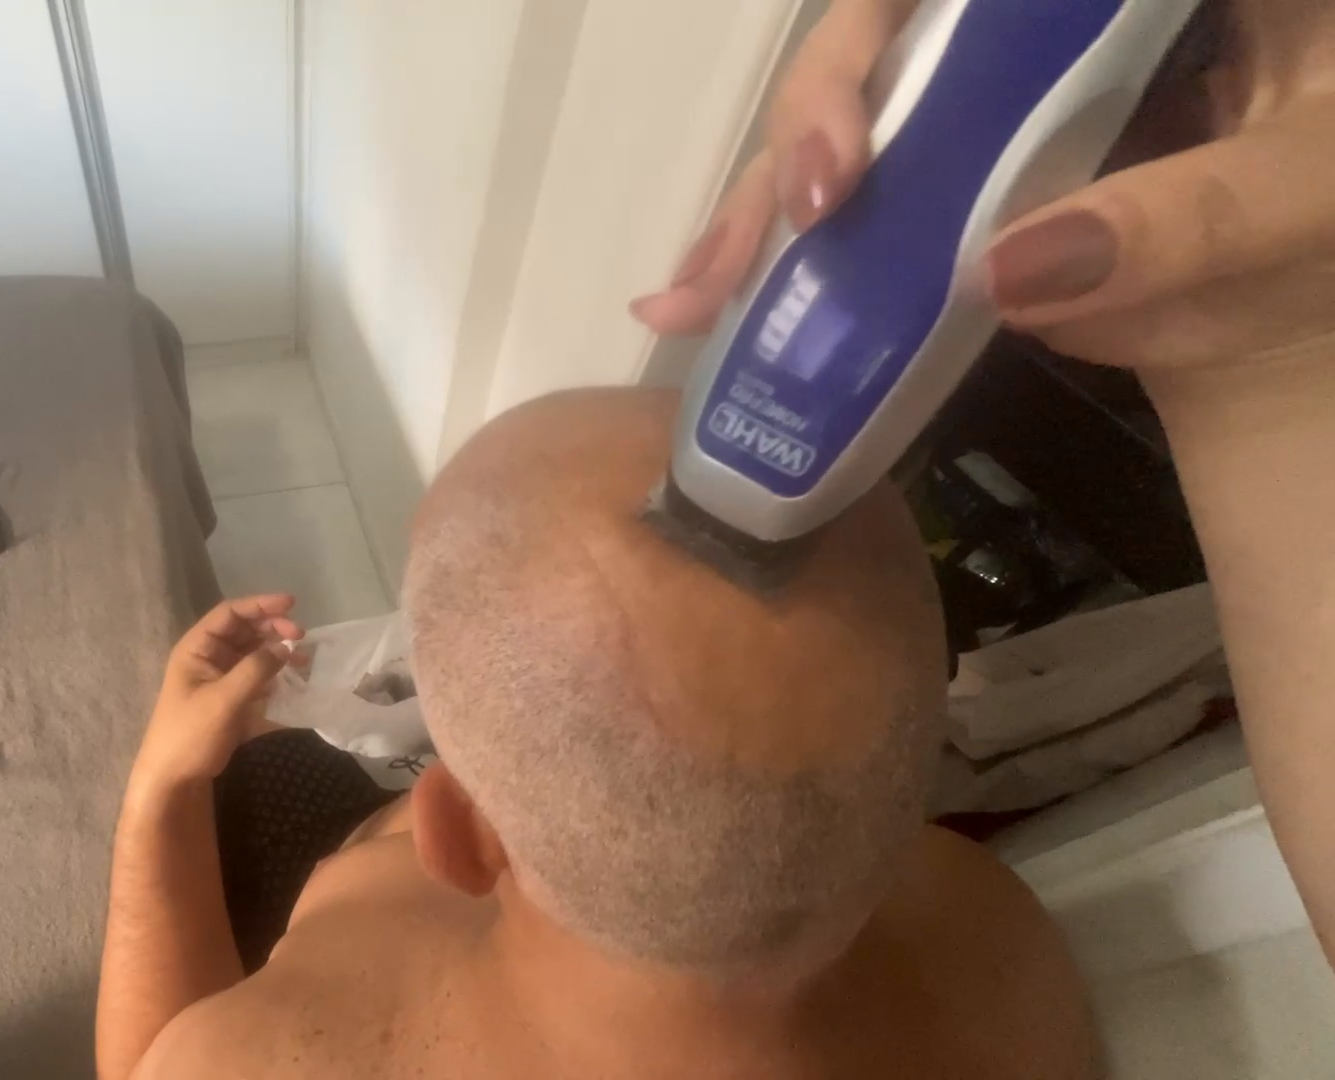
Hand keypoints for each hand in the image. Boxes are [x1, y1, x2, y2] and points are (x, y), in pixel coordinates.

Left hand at [132, 595, 303, 789]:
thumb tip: (285, 646)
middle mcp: (208, 656)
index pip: (230, 613)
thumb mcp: (224, 700)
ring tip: (302, 657)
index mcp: (196, 648)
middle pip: (244, 629)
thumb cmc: (191, 734)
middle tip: (300, 636)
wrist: (174, 780)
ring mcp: (219, 676)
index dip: (260, 605)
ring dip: (276, 649)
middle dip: (273, 627)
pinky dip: (274, 670)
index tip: (292, 604)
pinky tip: (292, 675)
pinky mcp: (230, 696)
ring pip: (253, 650)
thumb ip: (256, 669)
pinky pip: (256, 673)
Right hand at [632, 0, 1334, 391]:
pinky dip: (752, 269)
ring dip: (745, 222)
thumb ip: (1195, 212)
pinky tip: (695, 307)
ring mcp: (944, 131)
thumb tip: (1002, 266)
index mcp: (1108, 5)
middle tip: (792, 220)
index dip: (882, 29)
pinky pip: (814, 224)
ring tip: (690, 299)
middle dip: (804, 130)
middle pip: (867, 50)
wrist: (1267, 315)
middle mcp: (1006, 46)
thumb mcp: (1310, 193)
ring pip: (820, 145)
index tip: (868, 134)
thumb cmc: (1314, 232)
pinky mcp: (905, 207)